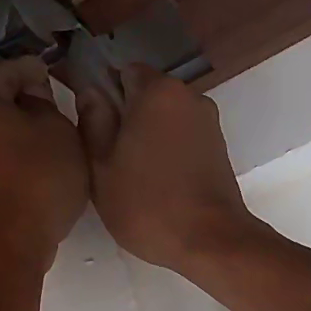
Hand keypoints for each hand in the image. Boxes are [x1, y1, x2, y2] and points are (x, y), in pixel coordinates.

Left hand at [0, 57, 87, 267]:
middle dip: (22, 99)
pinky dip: (11, 151)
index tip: (60, 78)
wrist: (10, 241)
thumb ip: (46, 102)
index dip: (40, 72)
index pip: (11, 68)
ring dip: (17, 127)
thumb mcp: (59, 129)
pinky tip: (36, 160)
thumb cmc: (37, 175)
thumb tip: (33, 94)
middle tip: (56, 108)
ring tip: (51, 136)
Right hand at [75, 64, 263, 272]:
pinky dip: (168, 149)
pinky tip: (156, 181)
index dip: (103, 92)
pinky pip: (183, 136)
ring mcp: (209, 123)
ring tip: (130, 173)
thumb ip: (93, 120)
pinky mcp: (219, 148)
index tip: (92, 125)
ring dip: (147, 135)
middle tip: (106, 156)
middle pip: (147, 94)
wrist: (210, 240)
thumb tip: (92, 92)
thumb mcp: (101, 165)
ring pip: (166, 117)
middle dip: (126, 115)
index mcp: (158, 91)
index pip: (123, 71)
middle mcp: (189, 97)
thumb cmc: (147, 203)